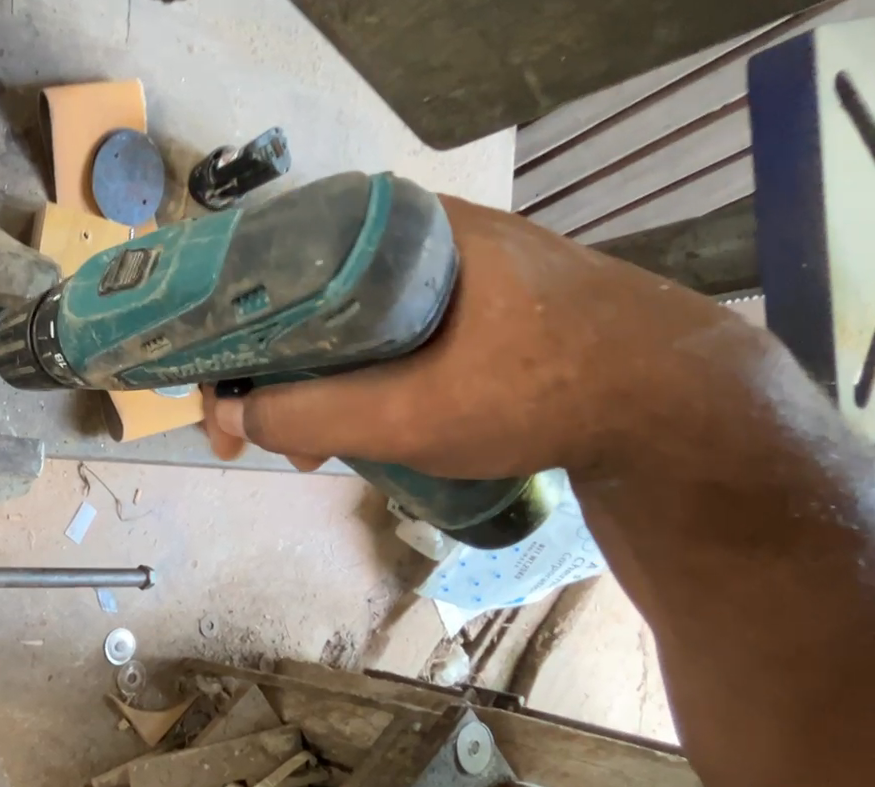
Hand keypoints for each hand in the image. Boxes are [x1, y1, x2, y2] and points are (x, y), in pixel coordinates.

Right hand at [202, 196, 777, 481]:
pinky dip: (347, 381)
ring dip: (305, 387)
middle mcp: (409, 233)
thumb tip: (229, 413)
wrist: (676, 404)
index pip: (269, 273)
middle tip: (255, 439)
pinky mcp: (459, 299)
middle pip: (294, 302)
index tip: (216, 399)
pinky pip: (372, 335)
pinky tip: (351, 427)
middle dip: (264, 378)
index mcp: (395, 229)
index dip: (224, 338)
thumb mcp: (408, 416)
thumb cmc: (542, 394)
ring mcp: (436, 266)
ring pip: (332, 325)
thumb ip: (307, 414)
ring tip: (308, 451)